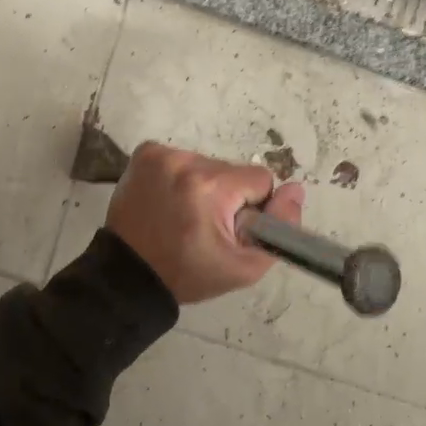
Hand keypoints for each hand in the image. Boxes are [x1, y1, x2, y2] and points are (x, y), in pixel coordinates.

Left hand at [103, 141, 306, 304]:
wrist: (129, 272)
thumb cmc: (188, 273)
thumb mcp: (243, 265)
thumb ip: (278, 227)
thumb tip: (296, 189)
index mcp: (209, 186)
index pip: (260, 178)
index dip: (254, 206)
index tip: (233, 227)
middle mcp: (184, 160)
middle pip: (231, 170)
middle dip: (228, 195)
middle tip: (205, 225)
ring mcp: (160, 153)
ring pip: (206, 163)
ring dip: (204, 185)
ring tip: (185, 215)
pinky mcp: (144, 153)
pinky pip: (181, 159)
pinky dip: (181, 177)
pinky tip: (169, 201)